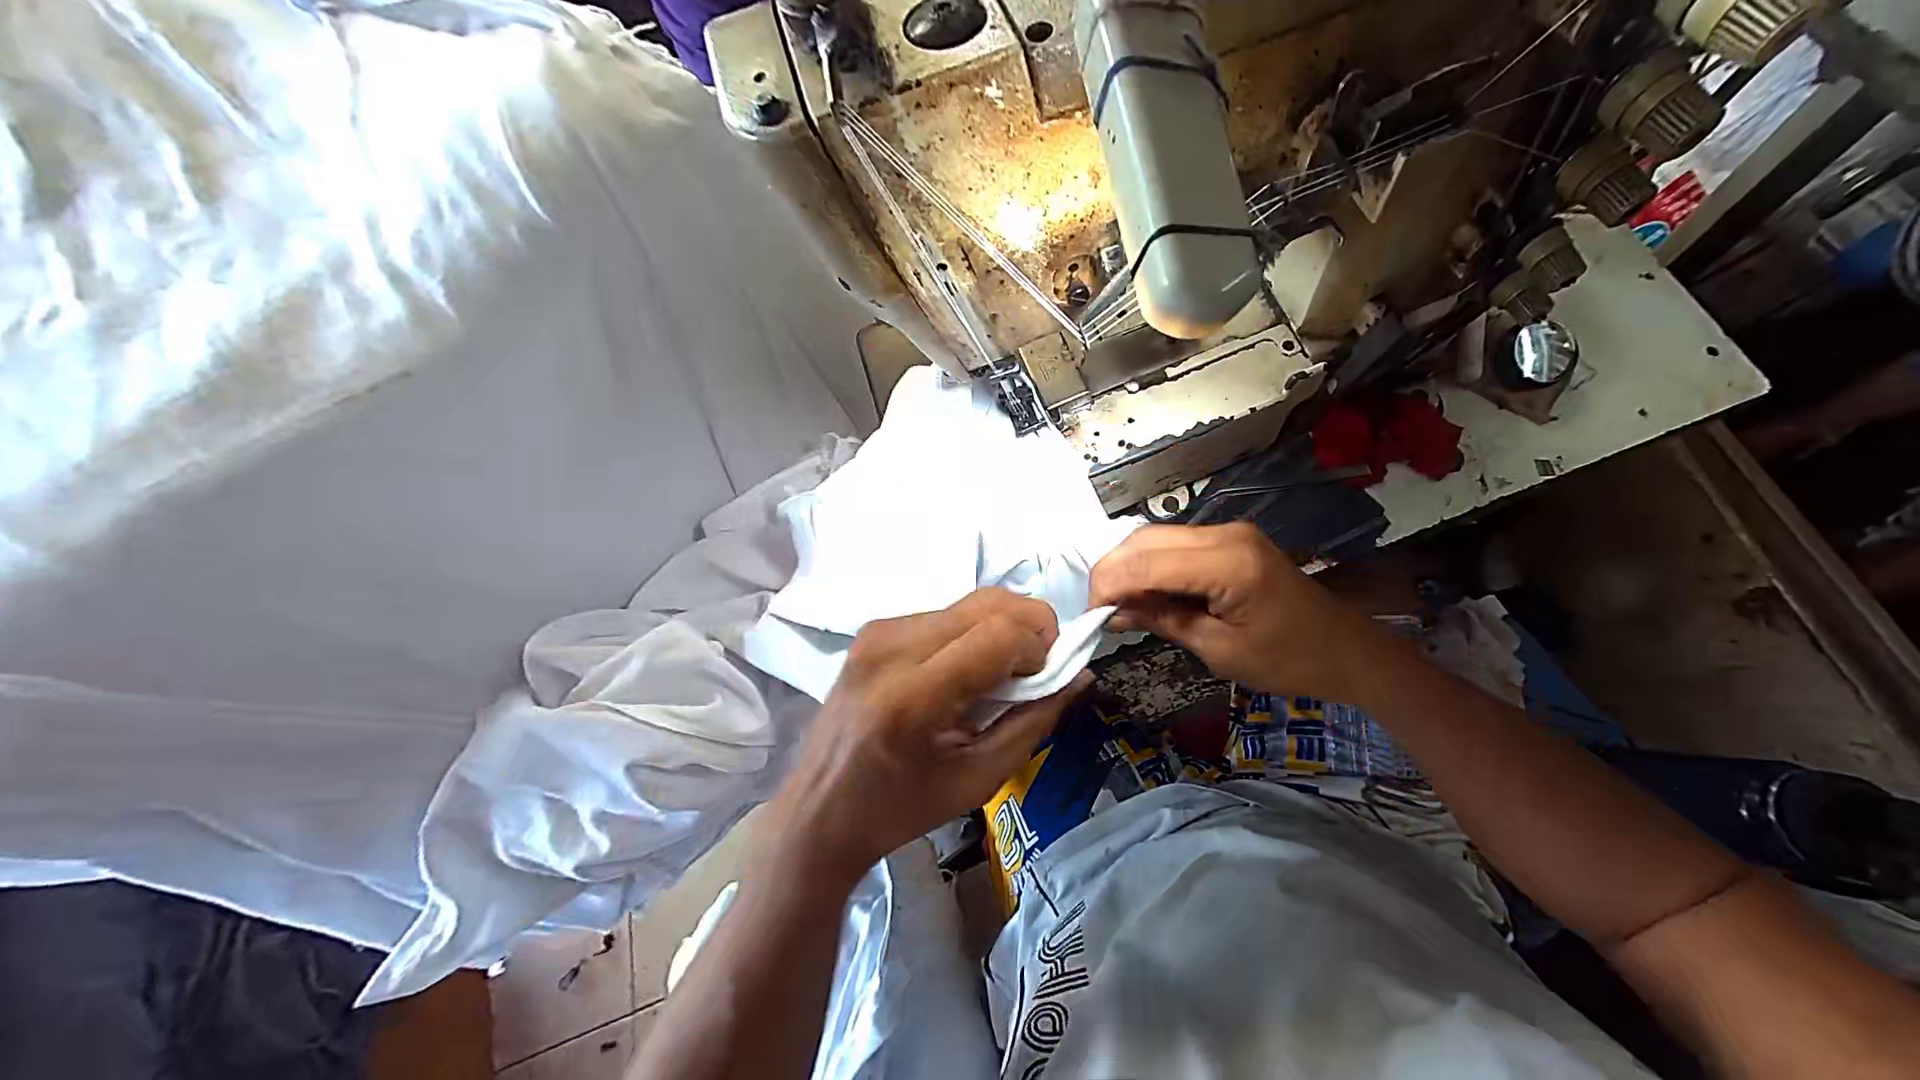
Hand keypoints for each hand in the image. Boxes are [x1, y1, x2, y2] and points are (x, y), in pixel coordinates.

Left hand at [766, 588, 1088, 882]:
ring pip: (969, 603)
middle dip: (1029, 627)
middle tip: (1034, 672)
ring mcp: (876, 633)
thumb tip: (1079, 674)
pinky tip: (962, 672)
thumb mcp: (978, 779)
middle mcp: (891, 649)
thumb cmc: (899, 808)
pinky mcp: (872, 630)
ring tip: (996, 677)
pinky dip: (970, 633)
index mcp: (913, 697)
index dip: (1041, 645)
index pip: (999, 633)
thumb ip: (1034, 721)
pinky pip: (943, 613)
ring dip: (1000, 630)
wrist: (819, 810)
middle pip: (988, 603)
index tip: (1048, 677)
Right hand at [1089, 523, 1379, 701]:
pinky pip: (1174, 544)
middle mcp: (1225, 534)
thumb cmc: (1289, 660)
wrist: (1348, 650)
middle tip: (1098, 611)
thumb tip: (1114, 613)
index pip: (1145, 562)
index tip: (1091, 617)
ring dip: (1128, 567)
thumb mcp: (1219, 650)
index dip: (1108, 586)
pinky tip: (1144, 592)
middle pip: (1144, 539)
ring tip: (1116, 604)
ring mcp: (1229, 532)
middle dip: (1111, 572)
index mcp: (1228, 563)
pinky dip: (1150, 565)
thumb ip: (1163, 621)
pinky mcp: (1230, 540)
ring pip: (1154, 537)